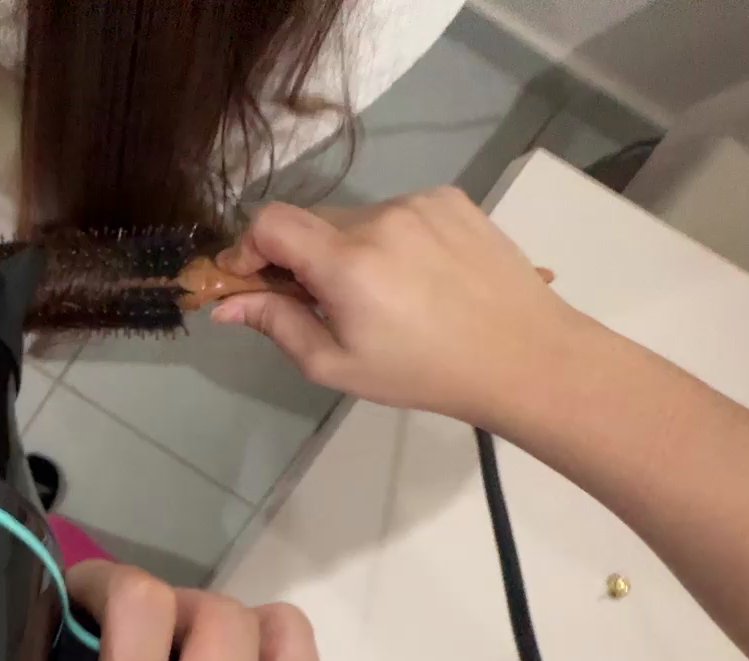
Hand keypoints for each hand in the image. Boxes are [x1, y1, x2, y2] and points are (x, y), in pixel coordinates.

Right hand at [210, 187, 598, 427]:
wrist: (523, 354)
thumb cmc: (417, 372)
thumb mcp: (331, 363)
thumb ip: (275, 324)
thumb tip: (225, 306)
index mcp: (348, 263)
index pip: (270, 223)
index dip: (246, 249)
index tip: (247, 281)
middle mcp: (381, 218)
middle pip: (305, 221)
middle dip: (290, 257)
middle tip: (305, 300)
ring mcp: (420, 203)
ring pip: (346, 219)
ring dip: (335, 250)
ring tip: (366, 294)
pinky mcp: (450, 200)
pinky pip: (388, 214)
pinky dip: (376, 240)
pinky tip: (402, 276)